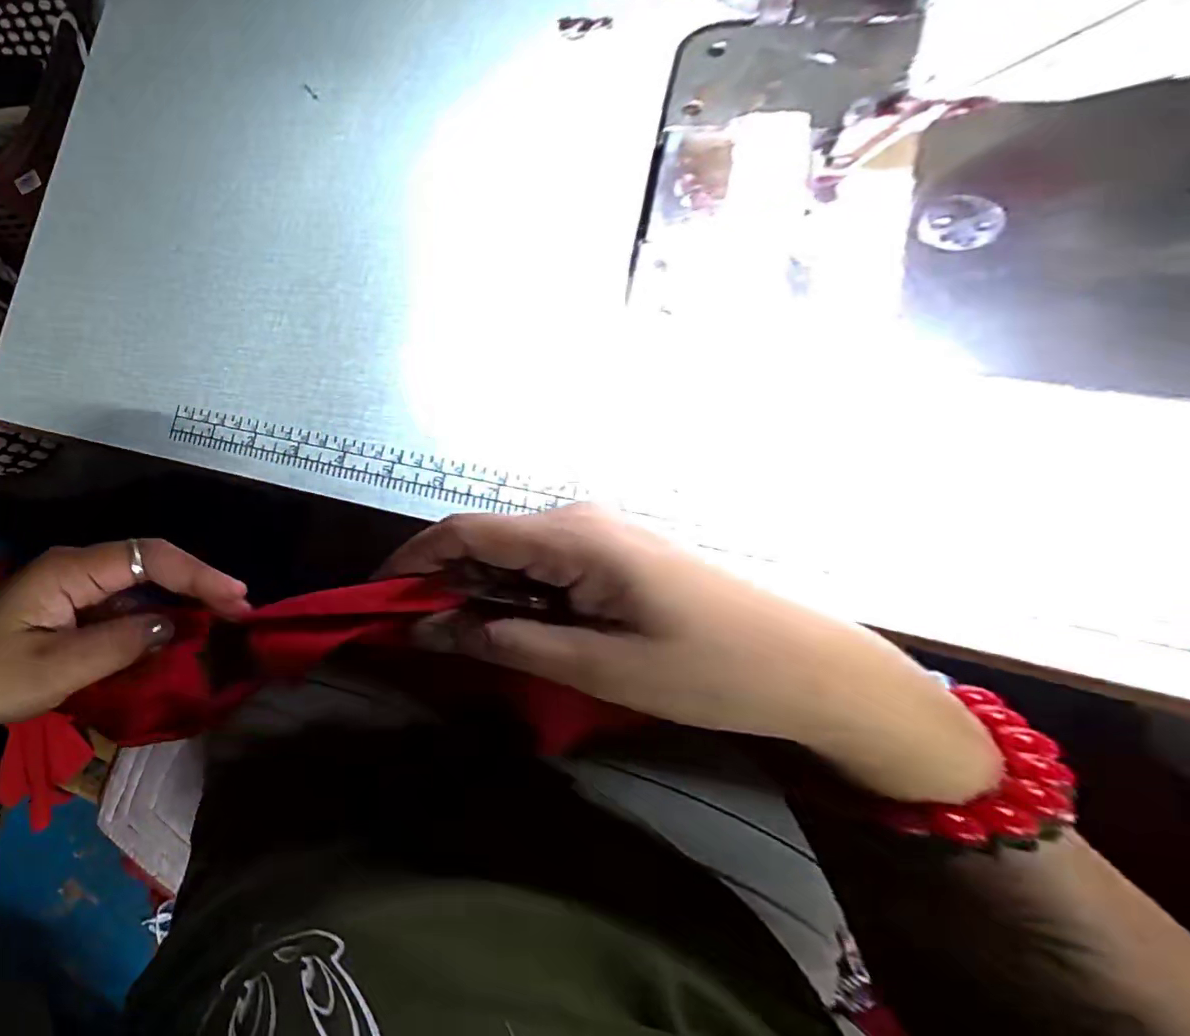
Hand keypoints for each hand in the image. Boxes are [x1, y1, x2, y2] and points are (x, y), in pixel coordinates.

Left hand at [0, 540, 249, 744]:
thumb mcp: (55, 670)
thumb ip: (119, 643)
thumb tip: (173, 623)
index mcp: (70, 570)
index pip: (148, 556)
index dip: (198, 573)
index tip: (237, 597)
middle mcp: (76, 567)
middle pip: (150, 561)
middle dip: (197, 580)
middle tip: (240, 609)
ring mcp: (74, 587)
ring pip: (141, 581)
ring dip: (181, 597)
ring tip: (223, 617)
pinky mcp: (72, 609)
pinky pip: (125, 604)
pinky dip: (157, 614)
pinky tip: (180, 630)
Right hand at [379, 504, 1001, 802]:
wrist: (811, 667)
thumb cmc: (707, 669)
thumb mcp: (595, 666)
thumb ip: (504, 642)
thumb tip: (428, 631)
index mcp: (570, 537)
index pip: (463, 532)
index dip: (410, 560)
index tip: (378, 598)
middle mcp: (575, 519)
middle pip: (480, 539)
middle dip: (438, 581)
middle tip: (414, 632)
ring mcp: (594, 532)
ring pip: (506, 553)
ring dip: (473, 589)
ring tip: (458, 637)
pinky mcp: (608, 552)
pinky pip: (537, 563)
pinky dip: (508, 591)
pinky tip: (510, 626)